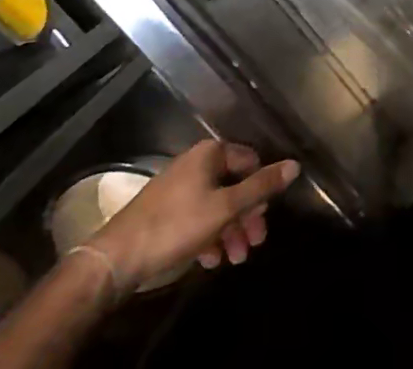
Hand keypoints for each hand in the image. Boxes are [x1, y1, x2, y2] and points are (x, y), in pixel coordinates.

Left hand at [84, 141, 298, 290]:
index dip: (261, 189)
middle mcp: (195, 163)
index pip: (251, 161)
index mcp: (210, 153)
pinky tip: (211, 260)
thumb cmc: (177, 225)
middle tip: (254, 244)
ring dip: (230, 230)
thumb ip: (261, 187)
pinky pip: (197, 217)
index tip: (264, 217)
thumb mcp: (226, 207)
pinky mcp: (166, 210)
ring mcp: (179, 187)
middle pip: (234, 185)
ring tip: (234, 259)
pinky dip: (209, 235)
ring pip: (217, 205)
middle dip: (246, 217)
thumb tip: (295, 165)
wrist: (116, 258)